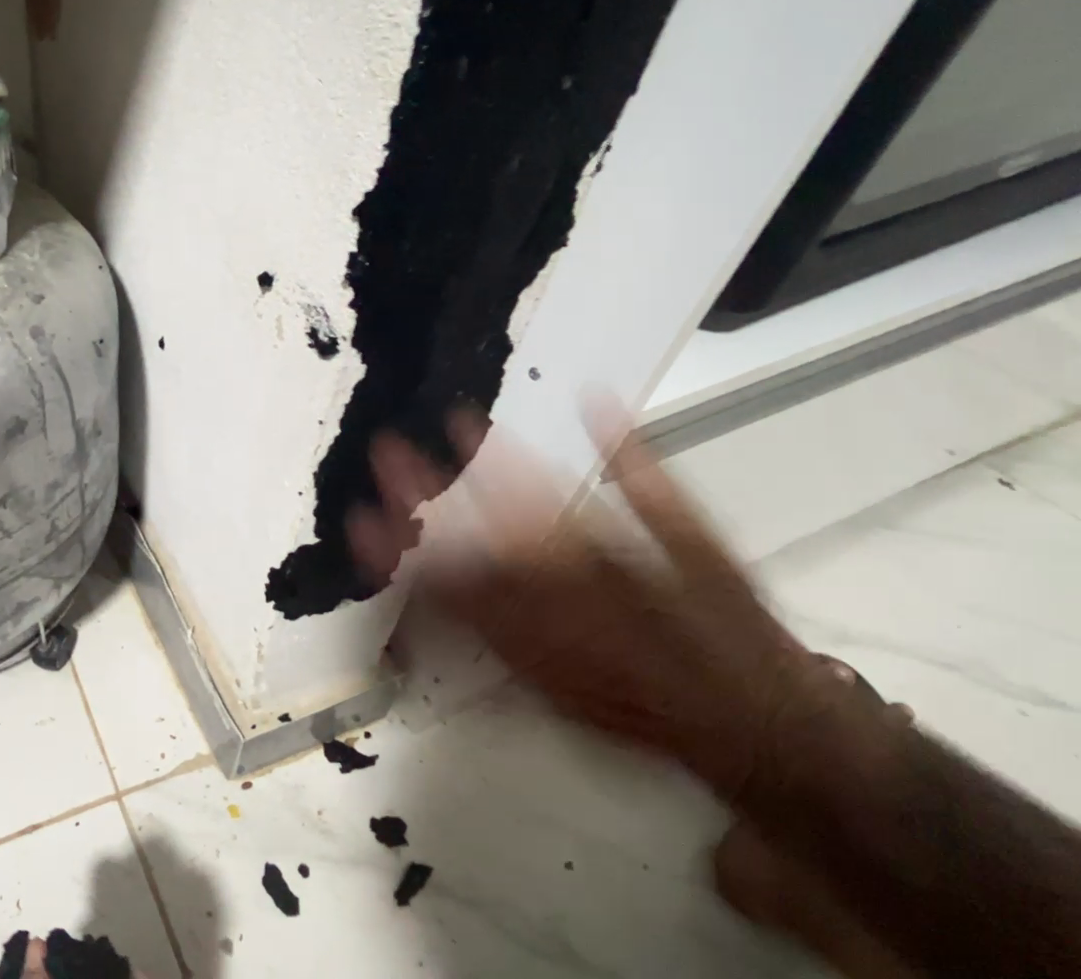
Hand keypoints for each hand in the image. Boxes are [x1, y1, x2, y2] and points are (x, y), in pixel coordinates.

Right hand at [346, 407, 824, 798]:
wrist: (760, 722)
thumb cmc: (642, 716)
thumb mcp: (551, 698)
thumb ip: (490, 646)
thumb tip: (433, 611)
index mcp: (534, 640)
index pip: (449, 587)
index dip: (400, 550)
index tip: (361, 517)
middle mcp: (572, 598)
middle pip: (485, 539)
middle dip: (428, 494)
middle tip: (388, 450)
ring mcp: (629, 562)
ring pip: (549, 511)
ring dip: (499, 465)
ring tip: (461, 420)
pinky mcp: (685, 540)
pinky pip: (653, 491)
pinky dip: (625, 446)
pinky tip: (594, 400)